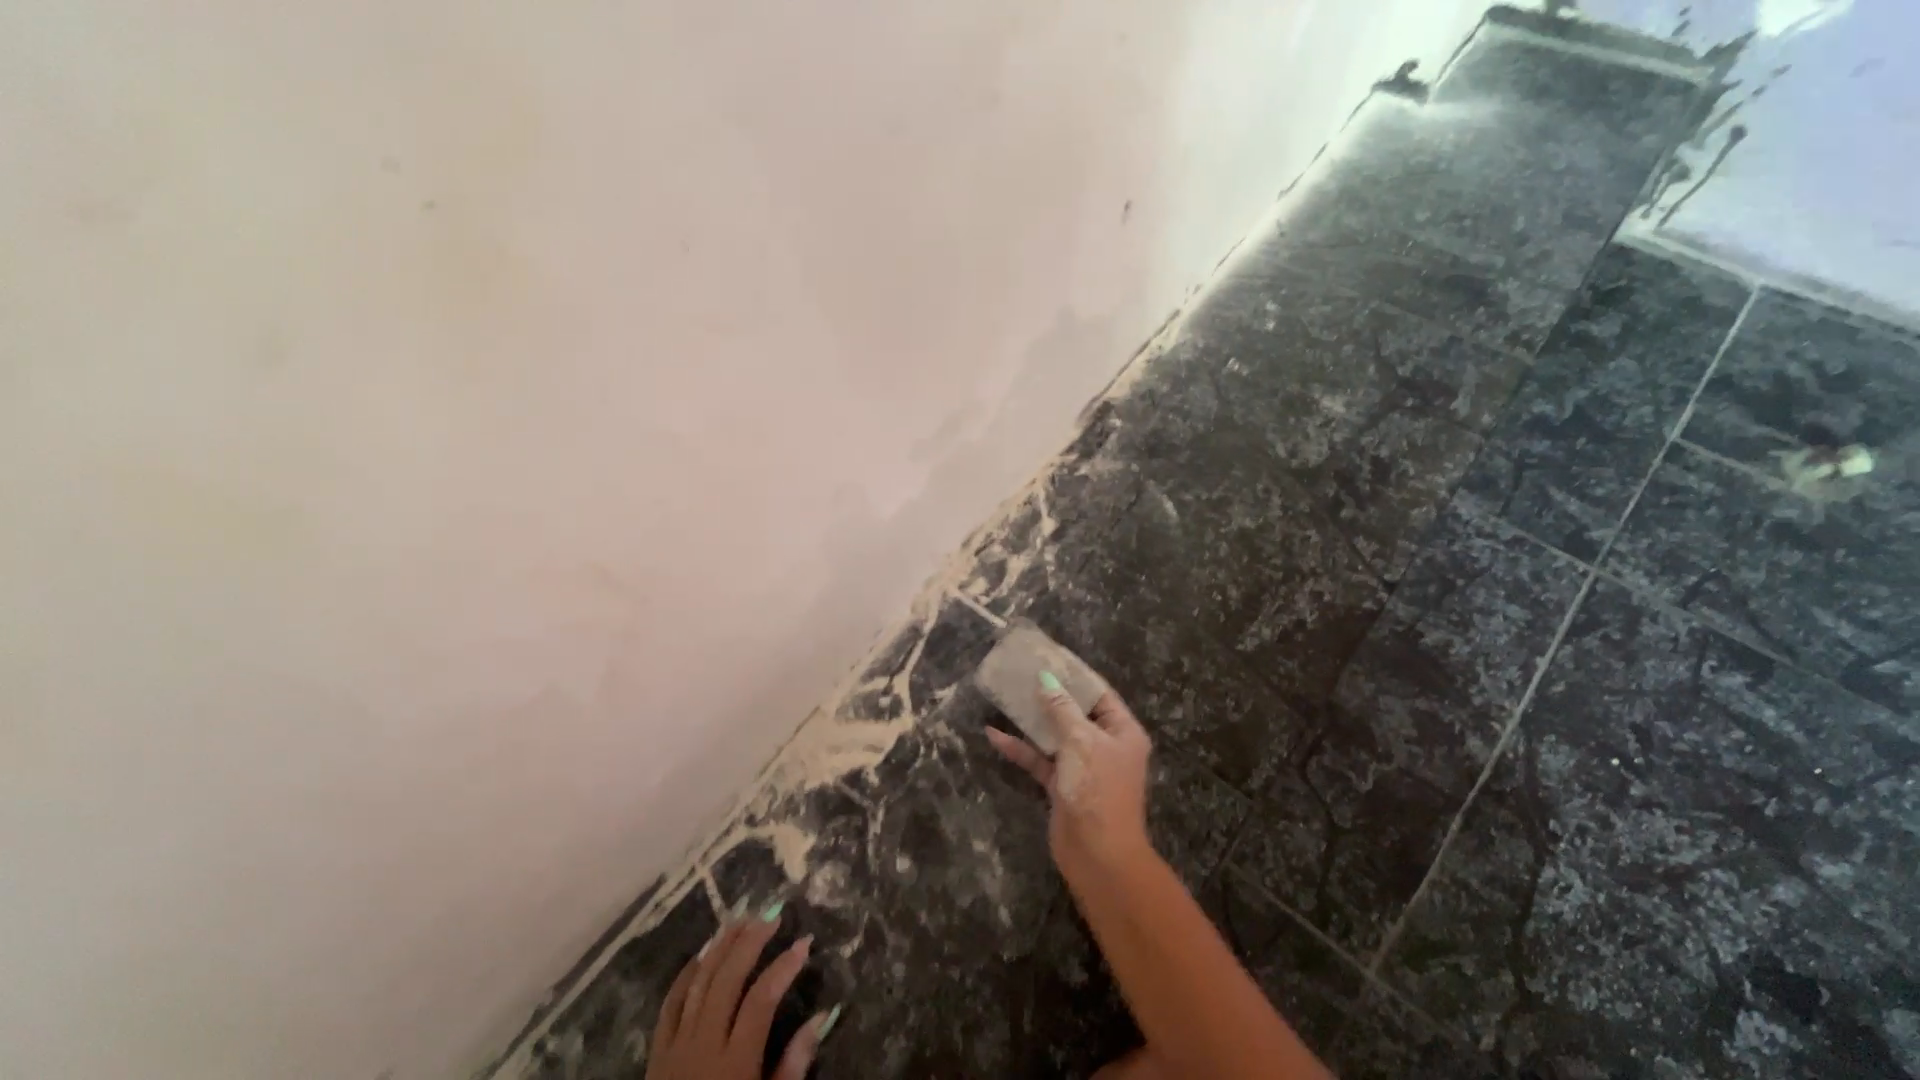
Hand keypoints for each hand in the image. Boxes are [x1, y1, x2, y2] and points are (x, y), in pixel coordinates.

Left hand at [647, 905, 841, 1079]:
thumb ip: (793, 1064)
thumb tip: (823, 1017)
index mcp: (734, 1062)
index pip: (761, 1000)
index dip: (783, 968)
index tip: (804, 943)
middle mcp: (703, 1044)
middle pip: (727, 980)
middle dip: (751, 943)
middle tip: (772, 915)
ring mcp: (676, 1044)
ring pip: (698, 983)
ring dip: (721, 947)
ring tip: (741, 920)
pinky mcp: (657, 1051)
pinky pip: (669, 1003)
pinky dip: (686, 974)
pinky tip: (700, 954)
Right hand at [985, 674, 1153, 885]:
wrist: (1097, 854)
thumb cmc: (1097, 789)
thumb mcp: (1081, 742)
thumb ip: (1061, 709)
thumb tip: (1046, 678)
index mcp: (1122, 732)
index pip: (1099, 693)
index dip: (1074, 674)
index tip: (1049, 655)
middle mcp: (1105, 746)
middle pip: (1075, 712)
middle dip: (1049, 693)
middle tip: (1022, 670)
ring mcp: (1083, 767)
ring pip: (1055, 735)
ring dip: (1031, 719)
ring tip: (1005, 694)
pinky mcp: (1062, 785)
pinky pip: (1039, 759)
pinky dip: (1020, 748)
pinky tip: (994, 735)